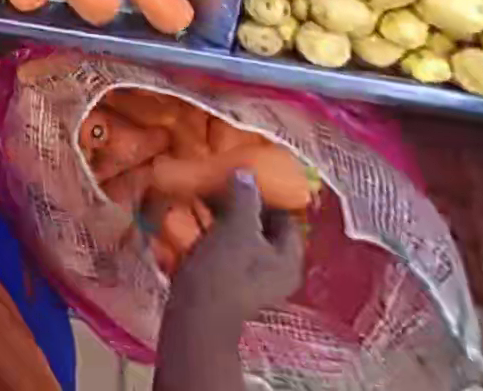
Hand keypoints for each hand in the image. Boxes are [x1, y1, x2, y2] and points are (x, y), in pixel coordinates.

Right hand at [166, 169, 305, 342]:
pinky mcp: (227, 275)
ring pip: (241, 232)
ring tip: (205, 187)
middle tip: (223, 175)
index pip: (287, 217)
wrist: (196, 312)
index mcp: (288, 258)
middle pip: (263, 224)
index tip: (248, 170)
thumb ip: (245, 198)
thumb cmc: (224, 270)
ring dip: (225, 210)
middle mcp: (274, 267)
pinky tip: (195, 211)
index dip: (271, 193)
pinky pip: (225, 242)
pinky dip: (214, 225)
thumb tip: (247, 173)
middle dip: (243, 200)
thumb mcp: (237, 228)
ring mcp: (250, 273)